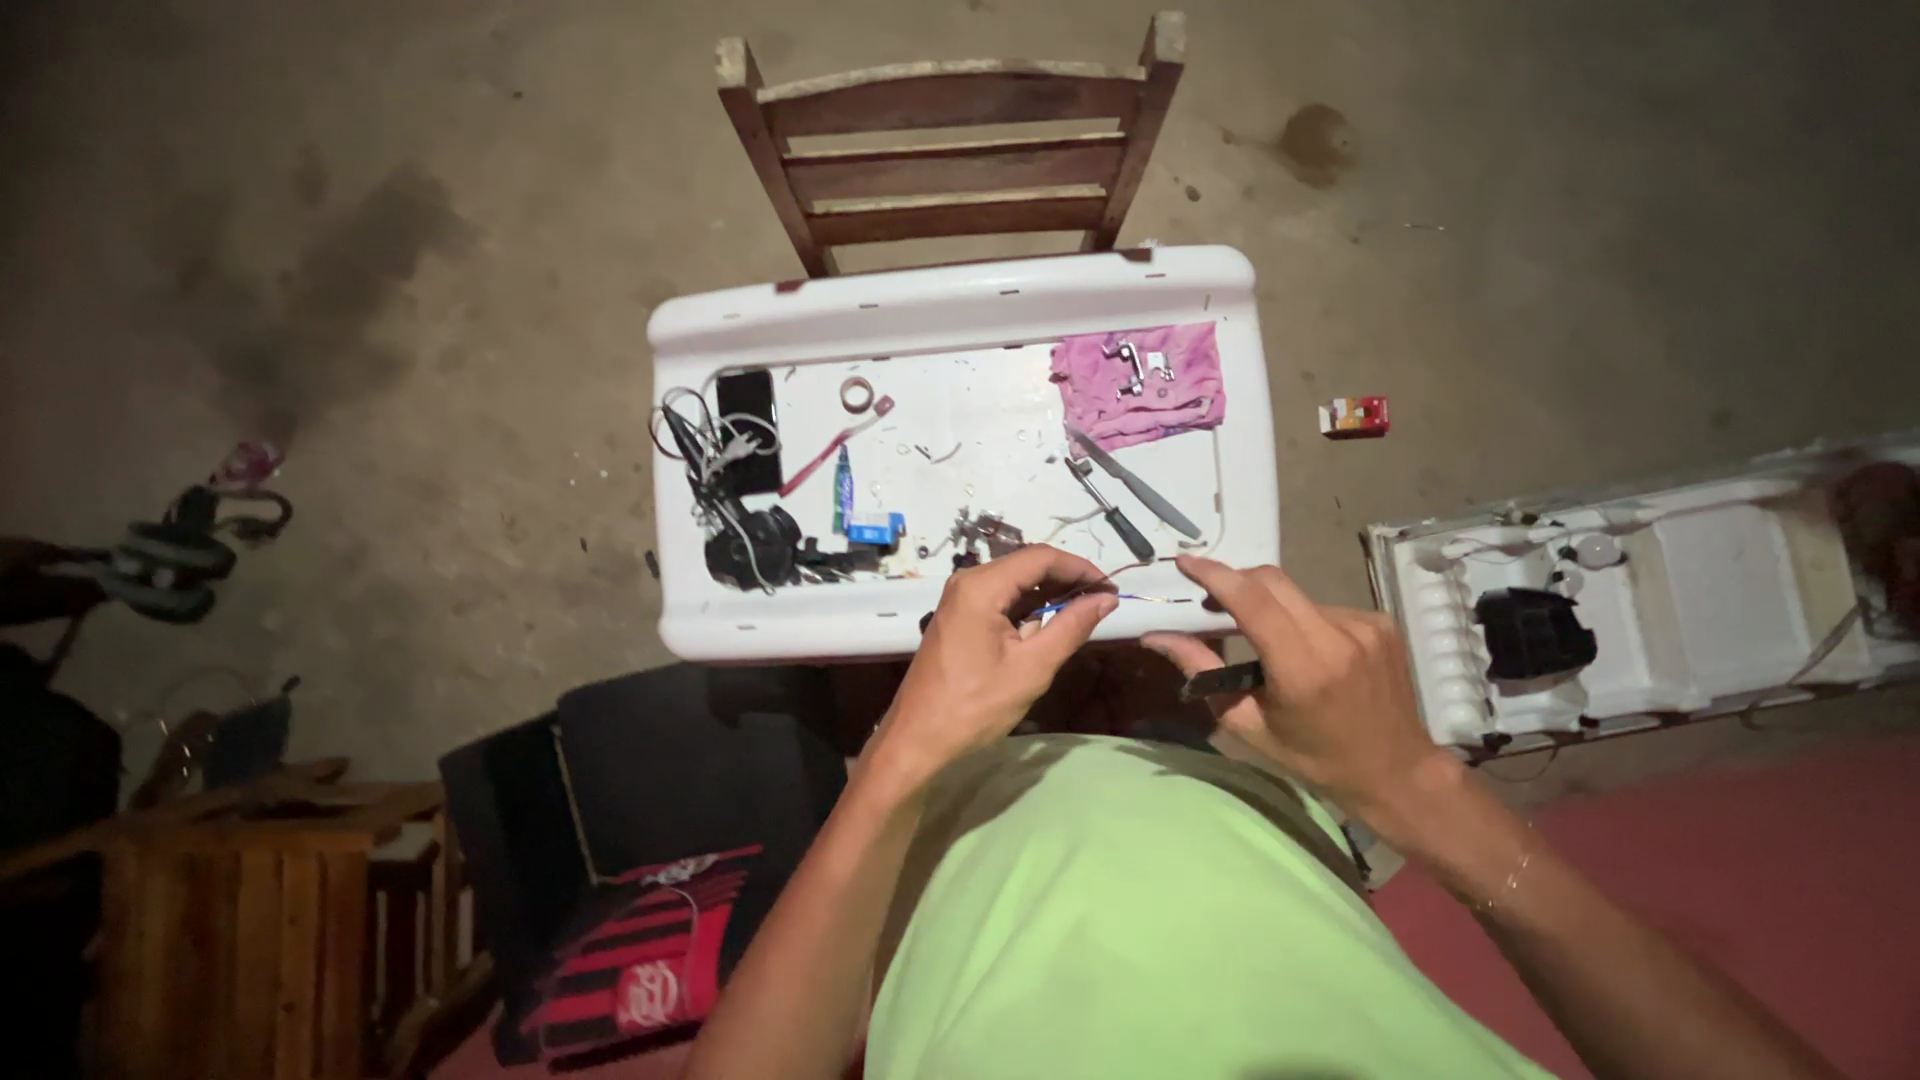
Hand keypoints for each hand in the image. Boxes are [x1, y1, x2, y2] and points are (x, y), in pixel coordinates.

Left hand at [864, 545, 1118, 787]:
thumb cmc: (974, 706)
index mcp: (981, 587)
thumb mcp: (1032, 668)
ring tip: (1084, 613)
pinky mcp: (959, 616)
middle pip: (1027, 565)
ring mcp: (960, 598)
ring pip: (1015, 582)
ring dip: (1050, 594)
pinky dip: (1029, 608)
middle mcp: (967, 582)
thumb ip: (1071, 627)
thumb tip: (1106, 598)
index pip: (1041, 558)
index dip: (1080, 568)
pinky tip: (1051, 625)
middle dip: (1067, 579)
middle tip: (1103, 601)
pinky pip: (1001, 599)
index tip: (1112, 588)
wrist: (918, 738)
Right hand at [1143, 556, 1443, 814]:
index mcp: (1303, 668)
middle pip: (1272, 581)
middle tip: (1210, 601)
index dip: (1215, 575)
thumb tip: (1156, 636)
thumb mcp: (1247, 724)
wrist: (1396, 770)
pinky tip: (1305, 651)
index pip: (1253, 601)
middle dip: (1234, 581)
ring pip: (1296, 595)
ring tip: (1264, 643)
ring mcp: (1365, 625)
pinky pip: (1322, 606)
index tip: (1184, 563)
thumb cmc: (1314, 757)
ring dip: (1269, 608)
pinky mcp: (1380, 622)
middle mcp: (1338, 636)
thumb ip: (1201, 672)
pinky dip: (1300, 620)